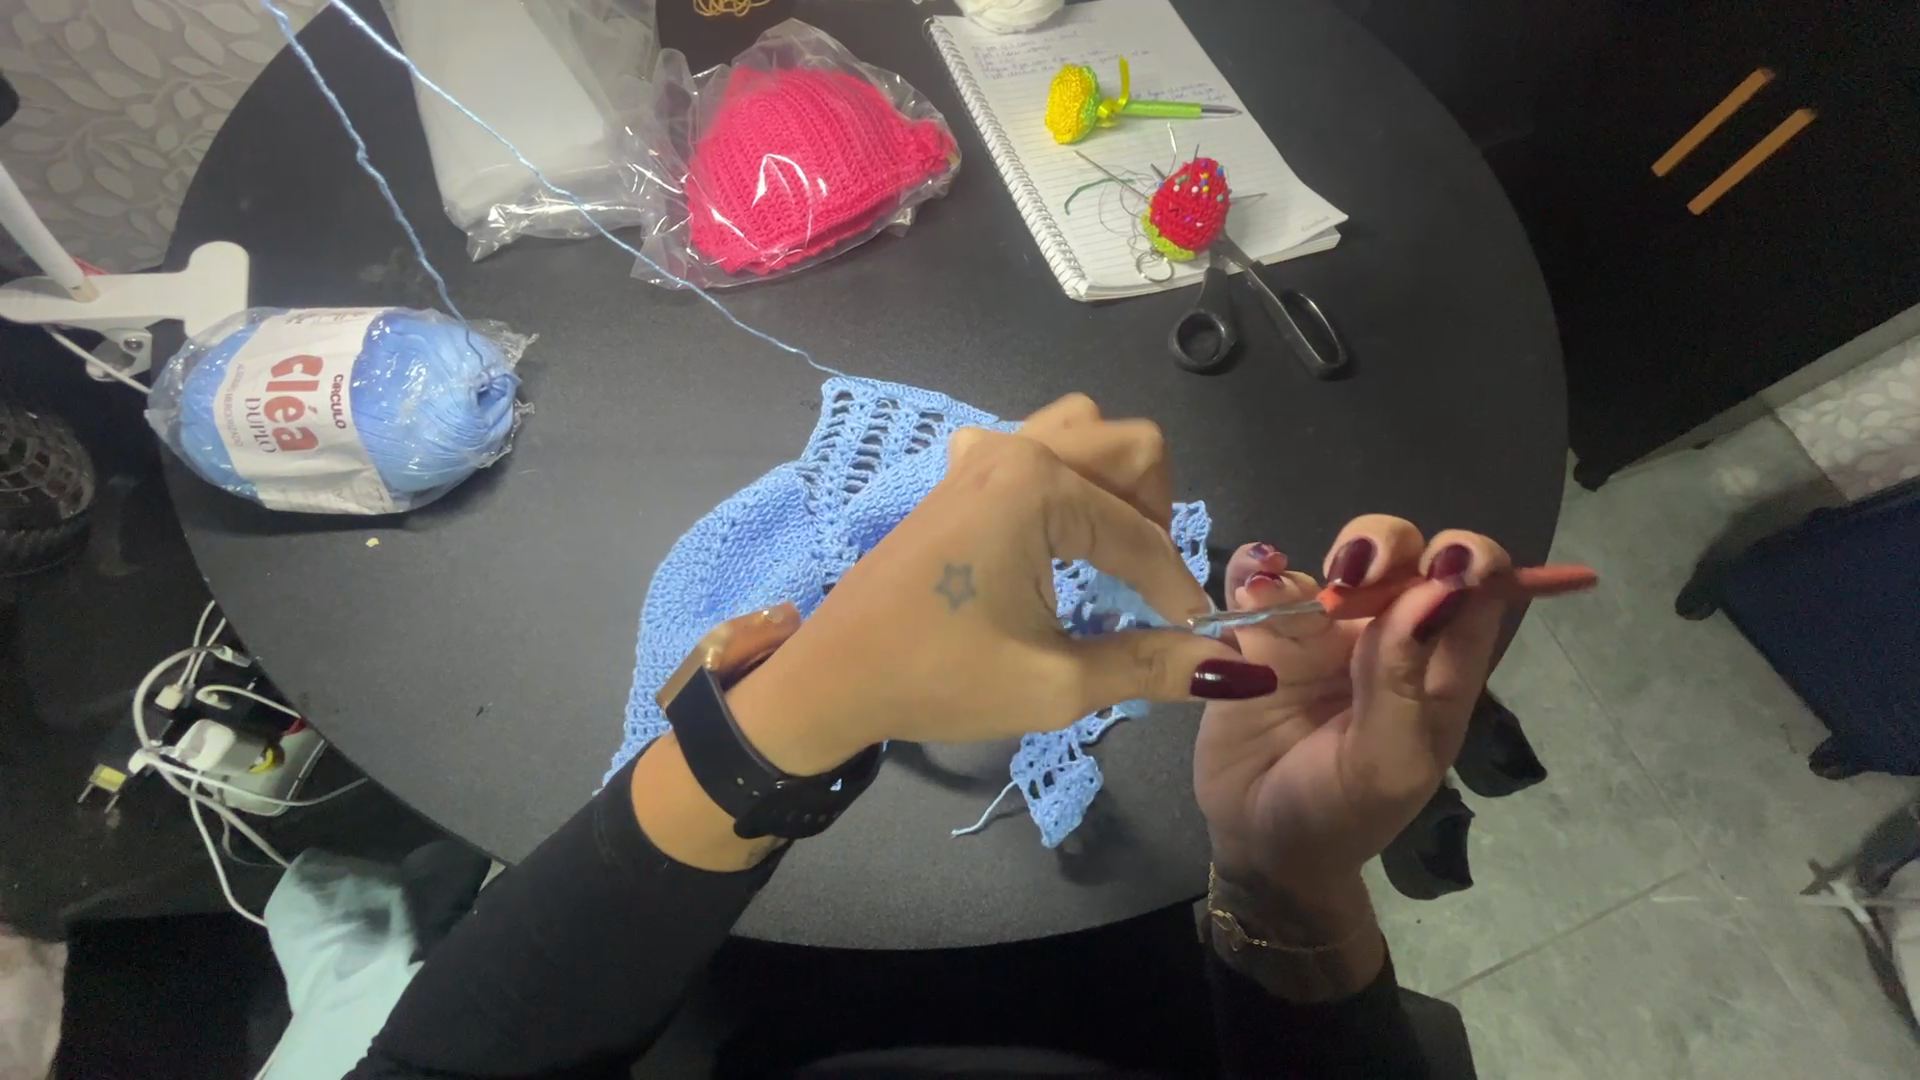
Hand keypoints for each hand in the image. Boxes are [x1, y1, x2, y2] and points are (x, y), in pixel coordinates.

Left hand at [728, 394, 1277, 774]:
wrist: (834, 676)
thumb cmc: (937, 679)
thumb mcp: (1055, 684)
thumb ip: (1150, 665)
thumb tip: (1236, 668)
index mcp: (1036, 486)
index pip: (1139, 534)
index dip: (1177, 588)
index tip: (1198, 636)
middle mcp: (1012, 449)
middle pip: (1128, 447)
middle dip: (1157, 513)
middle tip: (1149, 583)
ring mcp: (979, 454)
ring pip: (1083, 434)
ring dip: (1115, 485)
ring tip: (1110, 550)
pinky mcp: (958, 474)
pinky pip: (1035, 447)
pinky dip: (1067, 478)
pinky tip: (1052, 532)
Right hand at [1192, 517, 1510, 899]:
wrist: (1257, 839)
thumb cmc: (1337, 814)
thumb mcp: (1386, 764)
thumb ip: (1405, 683)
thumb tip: (1434, 591)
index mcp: (1434, 670)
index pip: (1475, 593)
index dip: (1471, 561)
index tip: (1446, 565)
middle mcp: (1381, 639)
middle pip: (1400, 557)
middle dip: (1384, 544)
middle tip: (1350, 573)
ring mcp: (1316, 633)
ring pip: (1327, 560)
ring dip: (1310, 561)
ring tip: (1270, 595)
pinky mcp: (1257, 636)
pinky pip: (1256, 583)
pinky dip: (1251, 569)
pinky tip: (1248, 583)